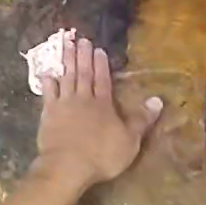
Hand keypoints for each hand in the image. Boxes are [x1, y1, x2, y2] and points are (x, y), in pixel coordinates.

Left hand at [34, 36, 163, 188]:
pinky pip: (48, 92)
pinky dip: (48, 81)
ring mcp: (64, 104)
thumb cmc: (102, 155)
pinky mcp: (48, 112)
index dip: (101, 64)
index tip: (98, 49)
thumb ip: (141, 119)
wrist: (67, 165)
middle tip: (81, 39)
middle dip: (83, 56)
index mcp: (103, 104)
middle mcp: (83, 99)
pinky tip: (47, 72)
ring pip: (66, 77)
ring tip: (66, 45)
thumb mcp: (129, 140)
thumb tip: (158, 99)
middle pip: (83, 74)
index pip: (103, 79)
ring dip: (67, 61)